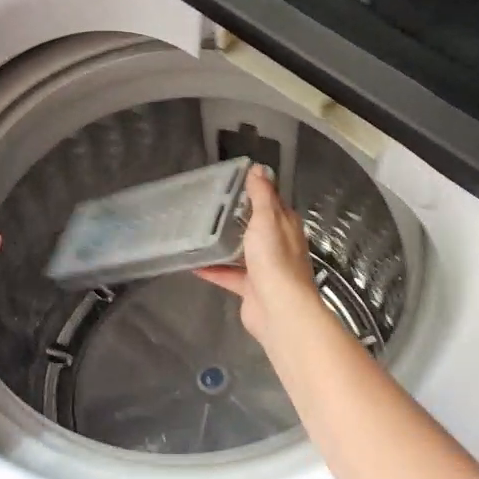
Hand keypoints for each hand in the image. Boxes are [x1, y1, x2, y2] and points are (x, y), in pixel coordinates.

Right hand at [194, 166, 319, 344]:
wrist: (279, 309)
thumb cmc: (275, 259)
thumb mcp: (267, 219)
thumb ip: (262, 195)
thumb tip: (259, 168)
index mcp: (286, 226)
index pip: (272, 202)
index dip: (256, 191)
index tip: (232, 182)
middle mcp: (278, 245)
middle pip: (256, 227)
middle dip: (236, 218)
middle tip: (208, 206)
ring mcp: (265, 269)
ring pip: (242, 252)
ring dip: (223, 245)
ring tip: (197, 232)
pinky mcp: (251, 289)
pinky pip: (229, 275)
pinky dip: (214, 270)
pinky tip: (193, 264)